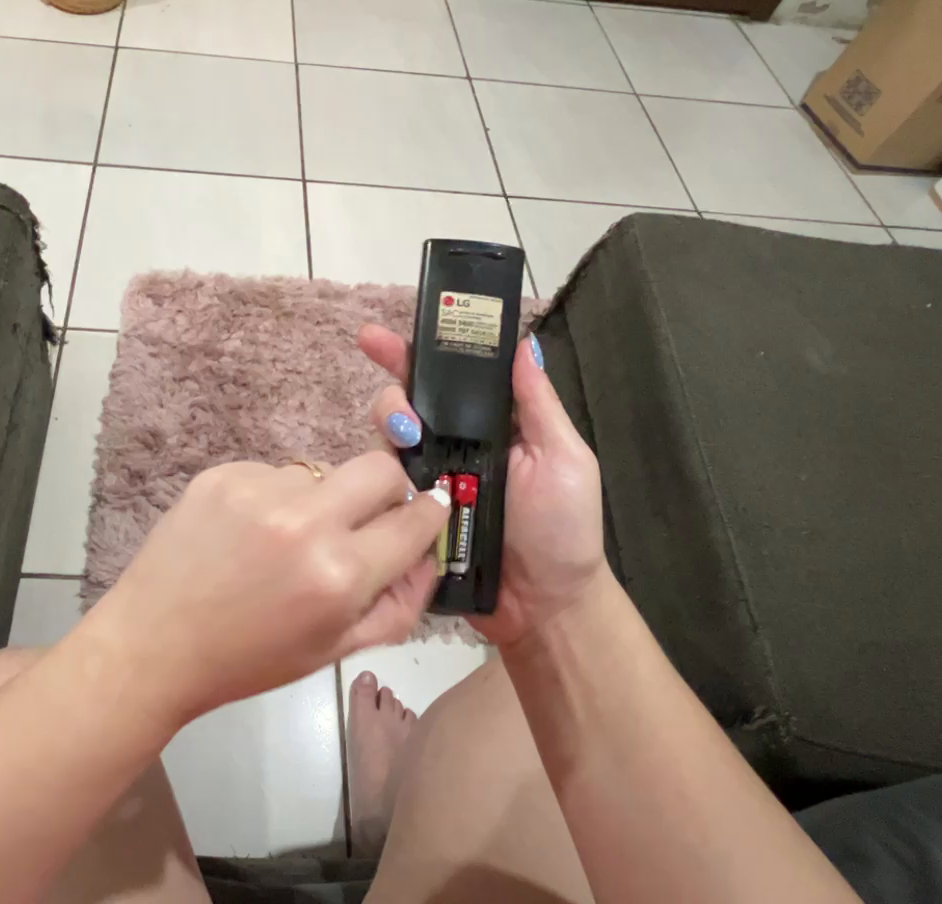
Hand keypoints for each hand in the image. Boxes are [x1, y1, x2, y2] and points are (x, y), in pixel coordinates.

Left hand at [89, 451, 451, 722]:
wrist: (154, 643)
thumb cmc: (249, 660)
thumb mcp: (335, 650)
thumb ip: (397, 605)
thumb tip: (427, 553)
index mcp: (340, 574)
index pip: (416, 519)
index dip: (429, 516)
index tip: (426, 514)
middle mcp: (306, 520)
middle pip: (381, 467)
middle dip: (389, 489)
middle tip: (368, 517)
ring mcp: (260, 489)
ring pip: (322, 473)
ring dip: (321, 500)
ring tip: (283, 542)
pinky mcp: (223, 473)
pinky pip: (274, 473)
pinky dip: (275, 498)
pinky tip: (247, 533)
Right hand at [358, 324, 607, 647]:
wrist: (543, 606)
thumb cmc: (562, 529)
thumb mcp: (564, 458)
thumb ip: (538, 404)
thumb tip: (524, 344)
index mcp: (490, 425)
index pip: (450, 379)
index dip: (418, 352)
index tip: (384, 335)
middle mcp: (451, 446)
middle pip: (408, 403)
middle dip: (392, 389)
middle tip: (392, 398)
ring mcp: (426, 482)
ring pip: (389, 440)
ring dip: (389, 427)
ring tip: (404, 437)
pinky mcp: (408, 516)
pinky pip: (381, 487)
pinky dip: (377, 475)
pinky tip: (381, 474)